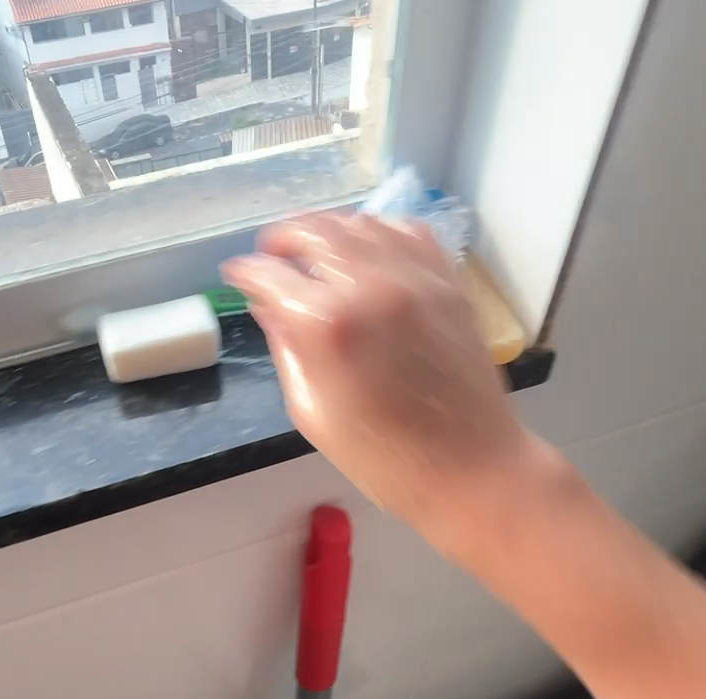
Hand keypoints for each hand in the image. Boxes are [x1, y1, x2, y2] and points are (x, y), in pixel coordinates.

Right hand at [222, 213, 552, 531]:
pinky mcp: (448, 281)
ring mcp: (415, 276)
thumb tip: (269, 308)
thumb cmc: (382, 459)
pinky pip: (407, 231)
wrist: (467, 468)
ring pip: (359, 222)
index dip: (245, 273)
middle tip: (271, 253)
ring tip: (313, 251)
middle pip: (313, 230)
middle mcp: (368, 285)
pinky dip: (378, 231)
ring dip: (326, 229)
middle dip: (282, 238)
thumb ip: (286, 350)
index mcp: (326, 325)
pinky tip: (366, 250)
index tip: (237, 276)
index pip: (269, 275)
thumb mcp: (312, 413)